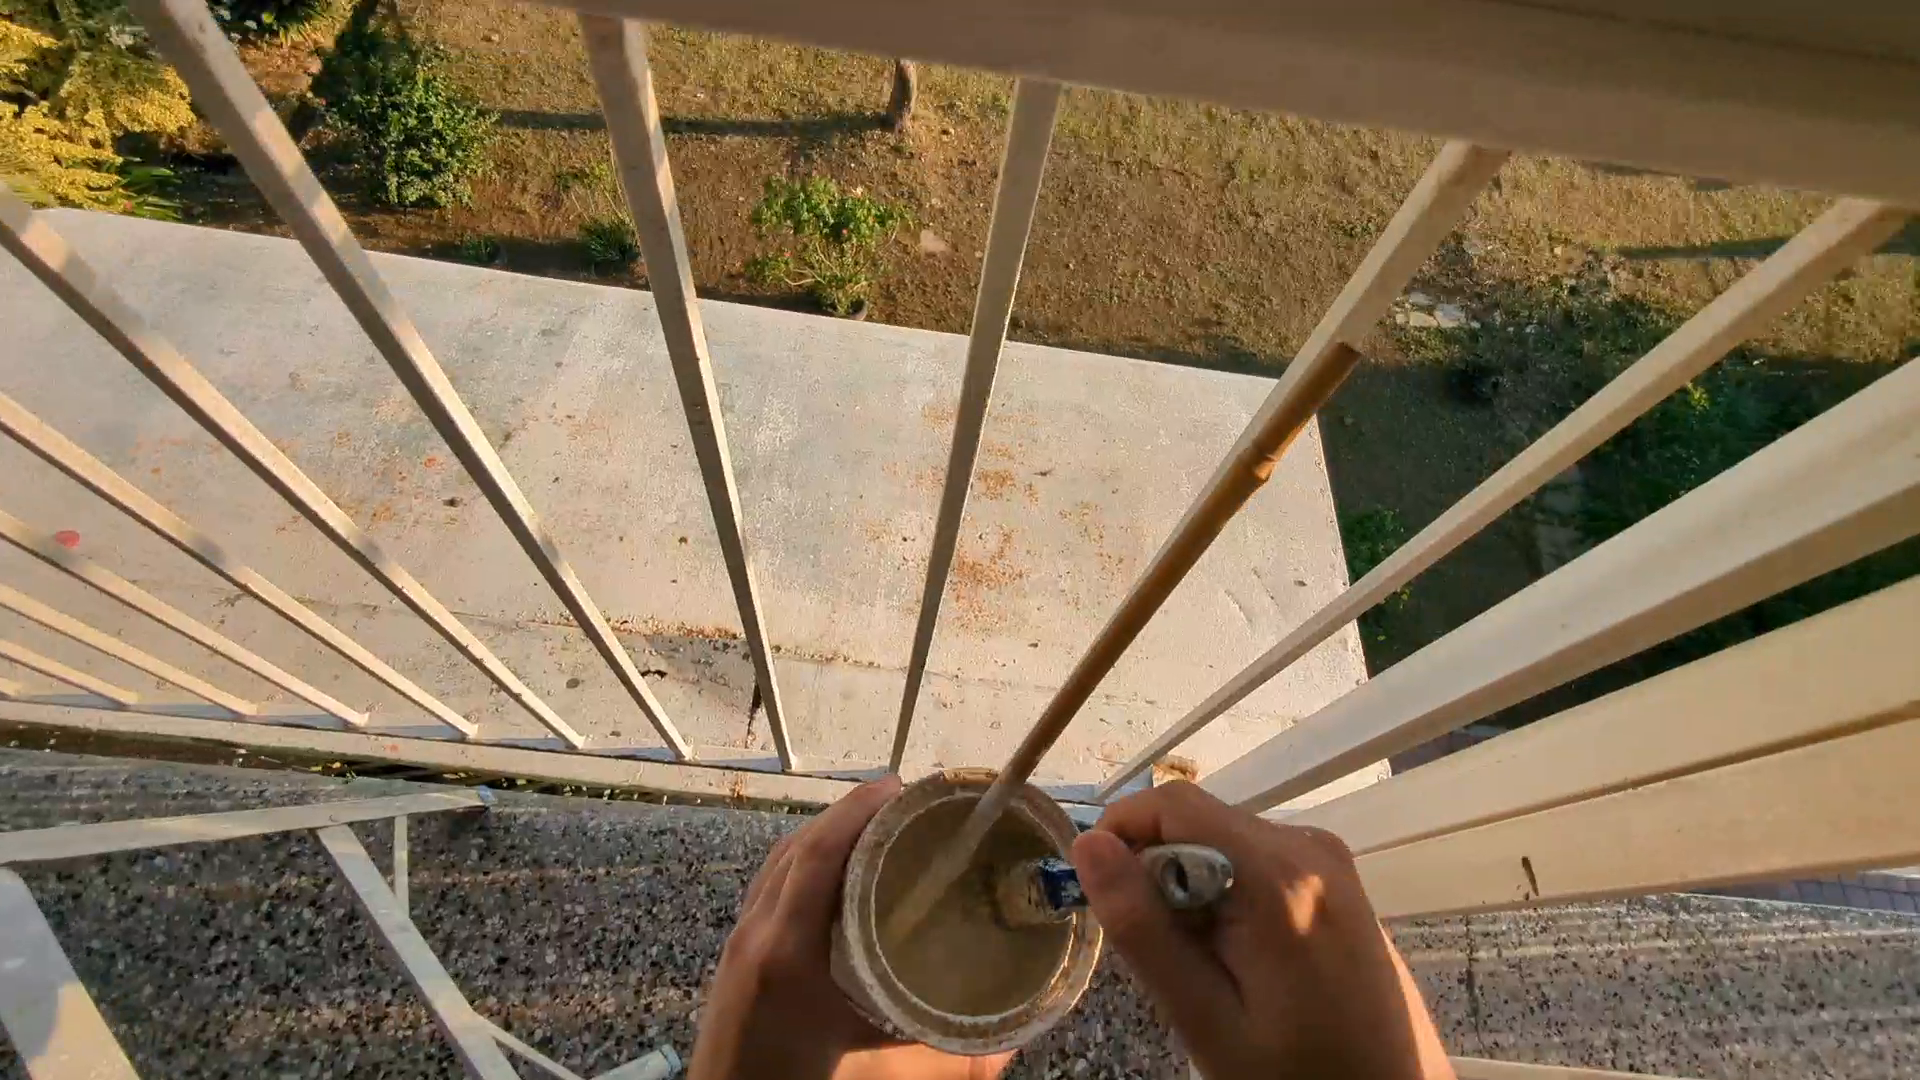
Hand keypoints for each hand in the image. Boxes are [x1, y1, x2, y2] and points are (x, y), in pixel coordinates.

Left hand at [689, 775, 1013, 1079]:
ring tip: (874, 819)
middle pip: (802, 844)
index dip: (856, 810)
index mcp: (787, 952)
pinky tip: (835, 859)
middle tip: (899, 799)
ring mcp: (741, 931)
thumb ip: (945, 1057)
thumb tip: (1009, 1044)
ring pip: (783, 855)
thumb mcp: (877, 1069)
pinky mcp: (737, 940)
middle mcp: (759, 929)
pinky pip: (773, 875)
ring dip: (827, 827)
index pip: (819, 854)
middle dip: (849, 811)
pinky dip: (806, 852)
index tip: (898, 786)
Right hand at [1072, 782, 1453, 1079]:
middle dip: (1157, 866)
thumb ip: (1144, 929)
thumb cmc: (1297, 1079)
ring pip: (1219, 834)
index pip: (1174, 804)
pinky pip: (1251, 851)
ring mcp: (1326, 855)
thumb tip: (1088, 843)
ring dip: (1188, 877)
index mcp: (1276, 877)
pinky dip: (1223, 883)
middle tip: (1158, 945)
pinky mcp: (1334, 870)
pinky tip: (1238, 946)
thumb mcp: (1206, 1020)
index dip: (1121, 828)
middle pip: (1196, 819)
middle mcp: (1306, 845)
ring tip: (1201, 955)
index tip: (1103, 888)